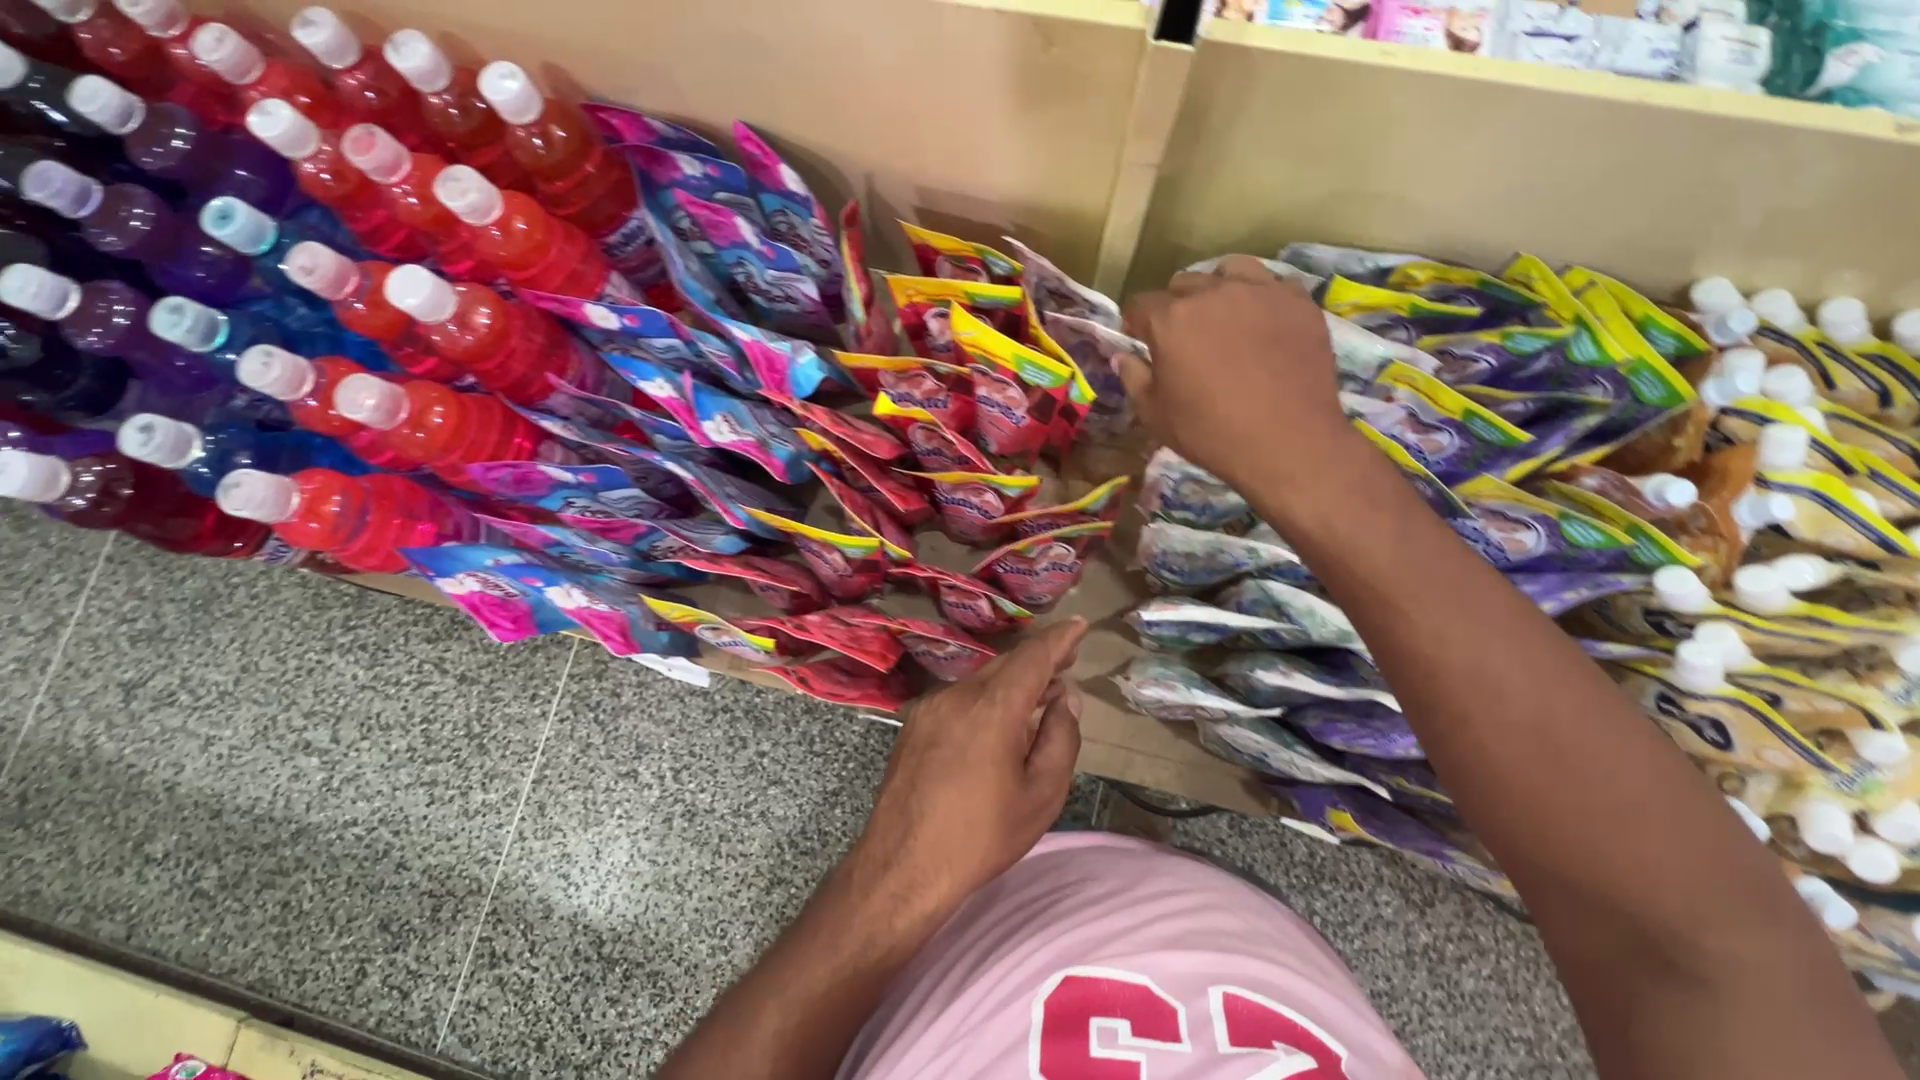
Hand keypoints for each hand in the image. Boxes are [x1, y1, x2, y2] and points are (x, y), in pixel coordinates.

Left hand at [852, 617, 1088, 916]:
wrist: (903, 866)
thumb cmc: (981, 837)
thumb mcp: (1041, 795)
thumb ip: (1060, 738)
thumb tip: (1066, 699)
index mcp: (993, 708)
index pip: (1033, 657)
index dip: (1060, 639)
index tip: (1080, 624)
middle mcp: (957, 695)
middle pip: (1004, 663)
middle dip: (1038, 659)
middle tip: (1067, 663)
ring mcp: (929, 707)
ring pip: (979, 680)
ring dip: (1011, 681)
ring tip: (1038, 694)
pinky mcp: (913, 724)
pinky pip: (958, 698)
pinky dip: (985, 698)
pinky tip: (997, 721)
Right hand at [1119, 257, 1359, 492]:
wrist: (1288, 443)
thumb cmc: (1211, 434)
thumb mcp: (1156, 415)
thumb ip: (1134, 378)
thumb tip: (1124, 356)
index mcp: (1171, 320)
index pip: (1141, 305)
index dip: (1137, 324)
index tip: (1141, 341)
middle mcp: (1213, 293)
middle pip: (1184, 283)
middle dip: (1177, 305)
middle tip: (1185, 337)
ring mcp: (1260, 292)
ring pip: (1231, 270)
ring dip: (1220, 287)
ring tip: (1225, 314)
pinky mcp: (1297, 302)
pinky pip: (1274, 284)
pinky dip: (1262, 298)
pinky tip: (1264, 323)